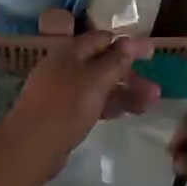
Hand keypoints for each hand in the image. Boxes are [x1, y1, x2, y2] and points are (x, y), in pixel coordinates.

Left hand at [0, 33, 159, 176]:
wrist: (31, 146)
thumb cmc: (65, 107)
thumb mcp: (95, 80)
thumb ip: (115, 61)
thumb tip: (133, 41)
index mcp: (70, 52)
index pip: (102, 39)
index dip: (128, 45)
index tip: (152, 54)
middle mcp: (64, 67)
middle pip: (103, 64)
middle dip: (130, 76)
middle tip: (155, 92)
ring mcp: (61, 91)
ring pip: (98, 86)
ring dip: (124, 93)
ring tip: (148, 106)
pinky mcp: (61, 113)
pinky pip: (90, 103)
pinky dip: (108, 105)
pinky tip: (125, 114)